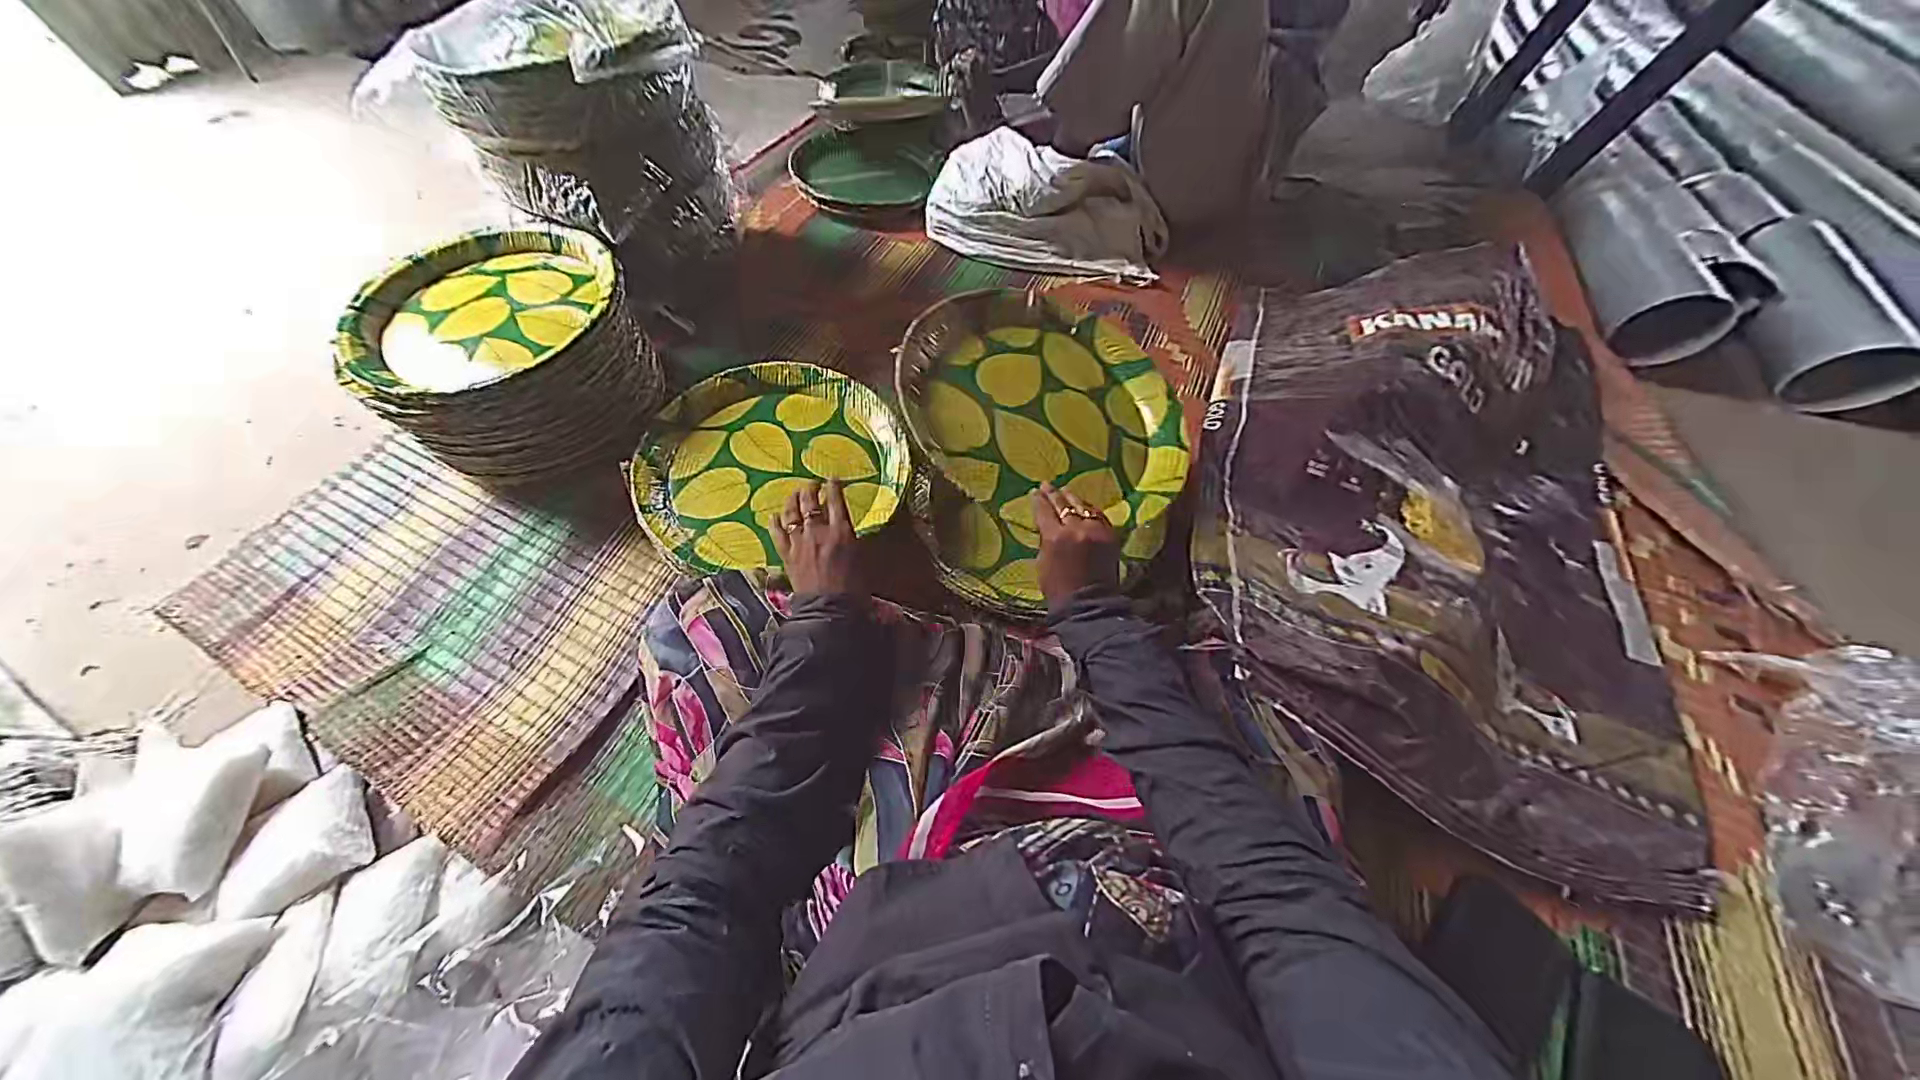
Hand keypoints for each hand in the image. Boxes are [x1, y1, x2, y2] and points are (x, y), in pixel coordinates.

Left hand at [771, 480, 864, 598]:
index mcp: (841, 530)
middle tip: (812, 485)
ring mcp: (799, 542)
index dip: (833, 486)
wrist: (830, 610)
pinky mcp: (786, 554)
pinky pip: (777, 532)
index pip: (835, 500)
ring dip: (792, 500)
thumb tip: (845, 529)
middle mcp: (818, 531)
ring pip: (791, 512)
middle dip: (810, 488)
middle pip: (810, 501)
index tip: (832, 480)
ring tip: (794, 494)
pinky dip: (775, 521)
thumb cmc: (854, 588)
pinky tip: (775, 515)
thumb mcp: (861, 558)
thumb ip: (851, 539)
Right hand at [1033, 481, 1118, 609]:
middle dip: (1054, 494)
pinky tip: (1084, 506)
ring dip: (1072, 498)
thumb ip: (1045, 541)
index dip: (1038, 501)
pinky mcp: (1110, 536)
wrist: (1088, 604)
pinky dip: (1090, 510)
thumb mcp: (1042, 563)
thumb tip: (1048, 527)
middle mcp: (1076, 529)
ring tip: (1065, 492)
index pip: (1044, 511)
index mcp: (1055, 537)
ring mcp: (1096, 531)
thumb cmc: (1058, 589)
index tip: (1035, 493)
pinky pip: (1098, 516)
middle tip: (1047, 486)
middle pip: (1063, 504)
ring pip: (1083, 507)